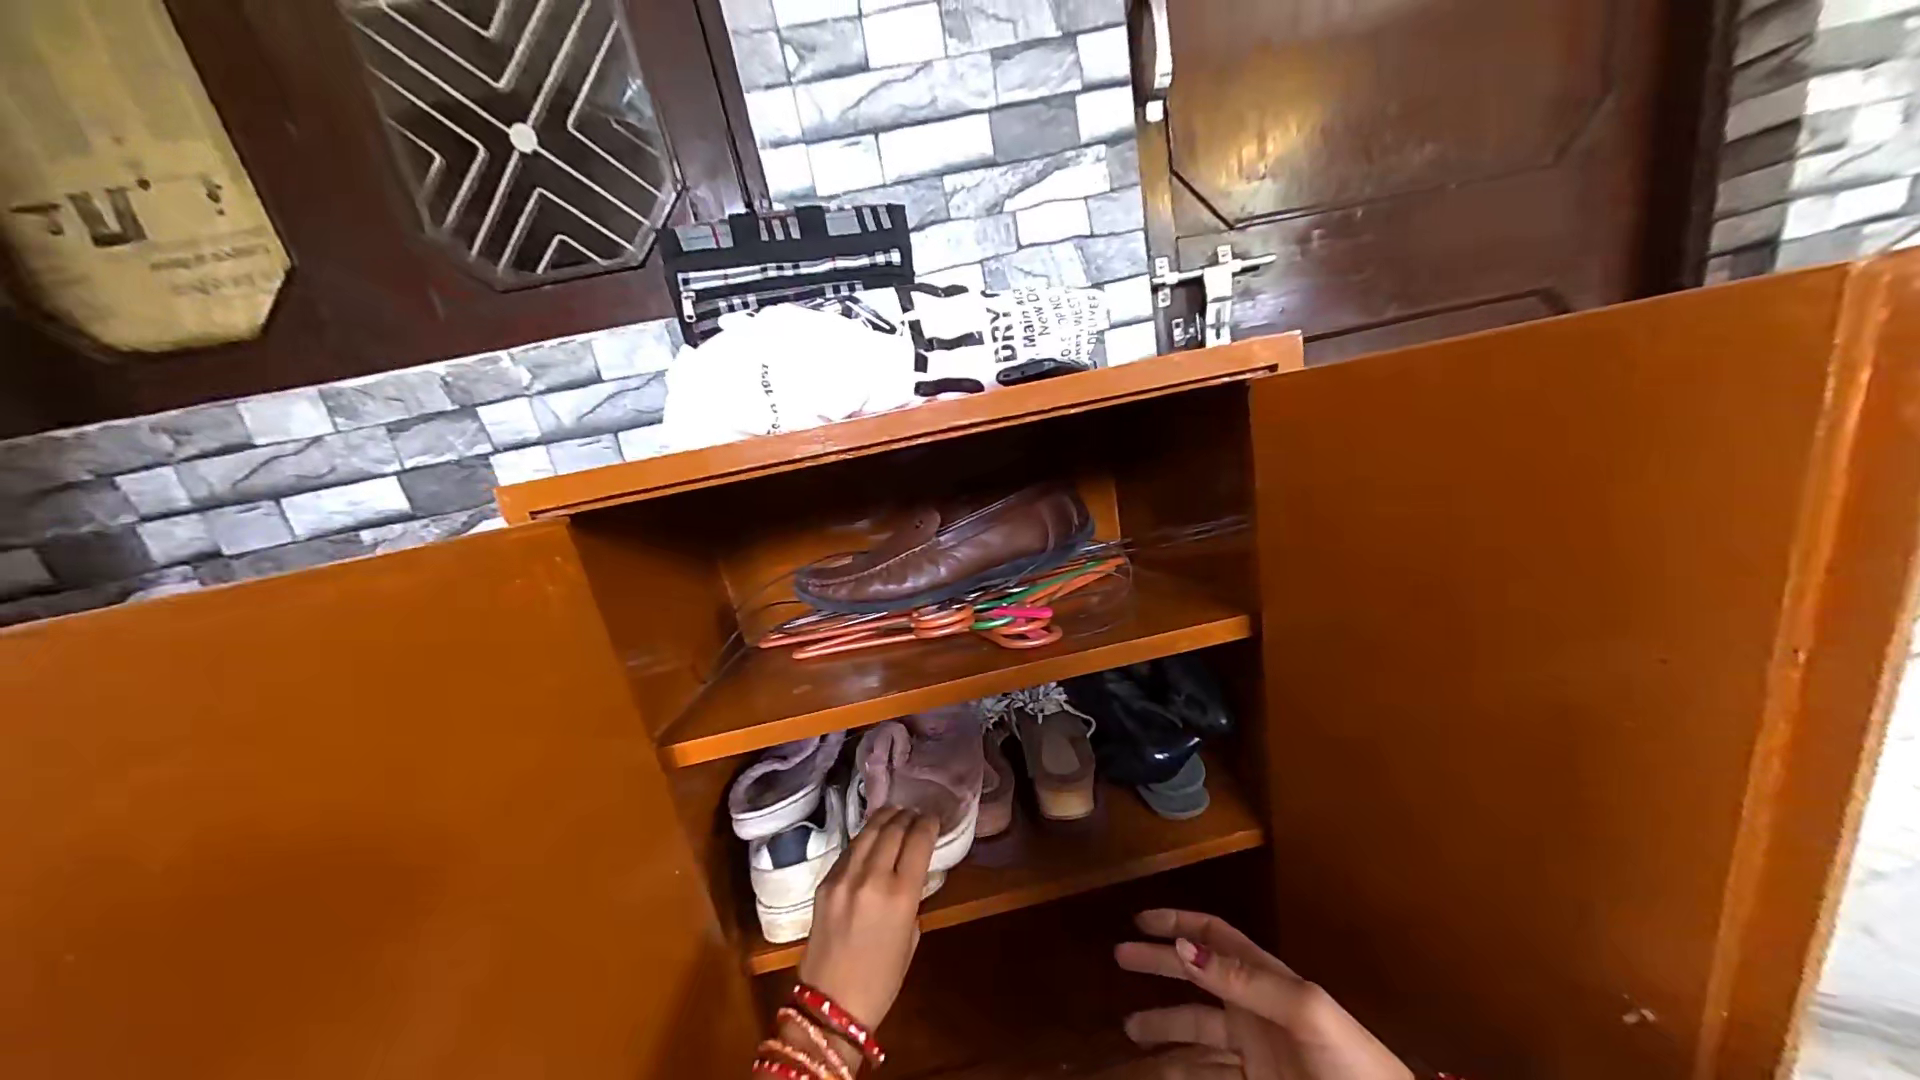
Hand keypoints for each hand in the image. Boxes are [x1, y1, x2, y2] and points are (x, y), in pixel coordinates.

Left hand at [797, 806, 938, 1032]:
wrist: (830, 1005)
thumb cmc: (882, 980)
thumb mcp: (911, 936)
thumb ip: (911, 897)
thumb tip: (909, 872)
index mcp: (900, 895)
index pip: (918, 840)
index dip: (928, 824)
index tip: (933, 819)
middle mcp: (871, 877)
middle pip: (893, 828)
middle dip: (908, 816)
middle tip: (916, 813)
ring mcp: (844, 877)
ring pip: (868, 831)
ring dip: (885, 818)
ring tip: (896, 813)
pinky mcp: (825, 882)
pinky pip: (849, 849)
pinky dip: (865, 837)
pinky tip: (872, 836)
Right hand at [1114, 910, 1411, 1079]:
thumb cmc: (1352, 1064)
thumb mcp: (1304, 1011)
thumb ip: (1244, 978)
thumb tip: (1182, 947)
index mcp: (1267, 979)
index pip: (1214, 937)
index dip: (1178, 923)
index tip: (1139, 920)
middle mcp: (1254, 1008)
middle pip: (1196, 976)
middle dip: (1158, 964)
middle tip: (1119, 958)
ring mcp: (1255, 1052)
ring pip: (1196, 1028)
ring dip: (1163, 1024)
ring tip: (1129, 1028)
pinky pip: (1207, 1074)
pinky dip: (1180, 1070)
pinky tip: (1159, 1071)